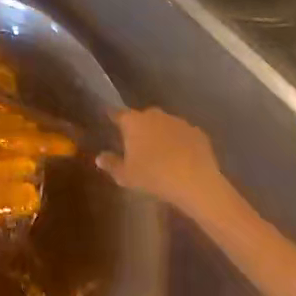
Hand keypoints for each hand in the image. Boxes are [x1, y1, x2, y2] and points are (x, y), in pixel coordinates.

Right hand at [96, 108, 226, 213]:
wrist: (196, 182)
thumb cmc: (154, 176)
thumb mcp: (127, 176)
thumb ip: (111, 164)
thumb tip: (99, 157)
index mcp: (133, 121)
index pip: (117, 114)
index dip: (113, 118)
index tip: (110, 122)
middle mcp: (154, 114)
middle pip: (142, 118)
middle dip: (139, 128)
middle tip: (138, 146)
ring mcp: (177, 121)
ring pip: (164, 125)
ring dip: (161, 135)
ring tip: (162, 154)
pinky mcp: (196, 132)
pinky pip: (183, 135)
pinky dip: (180, 143)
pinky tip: (183, 159)